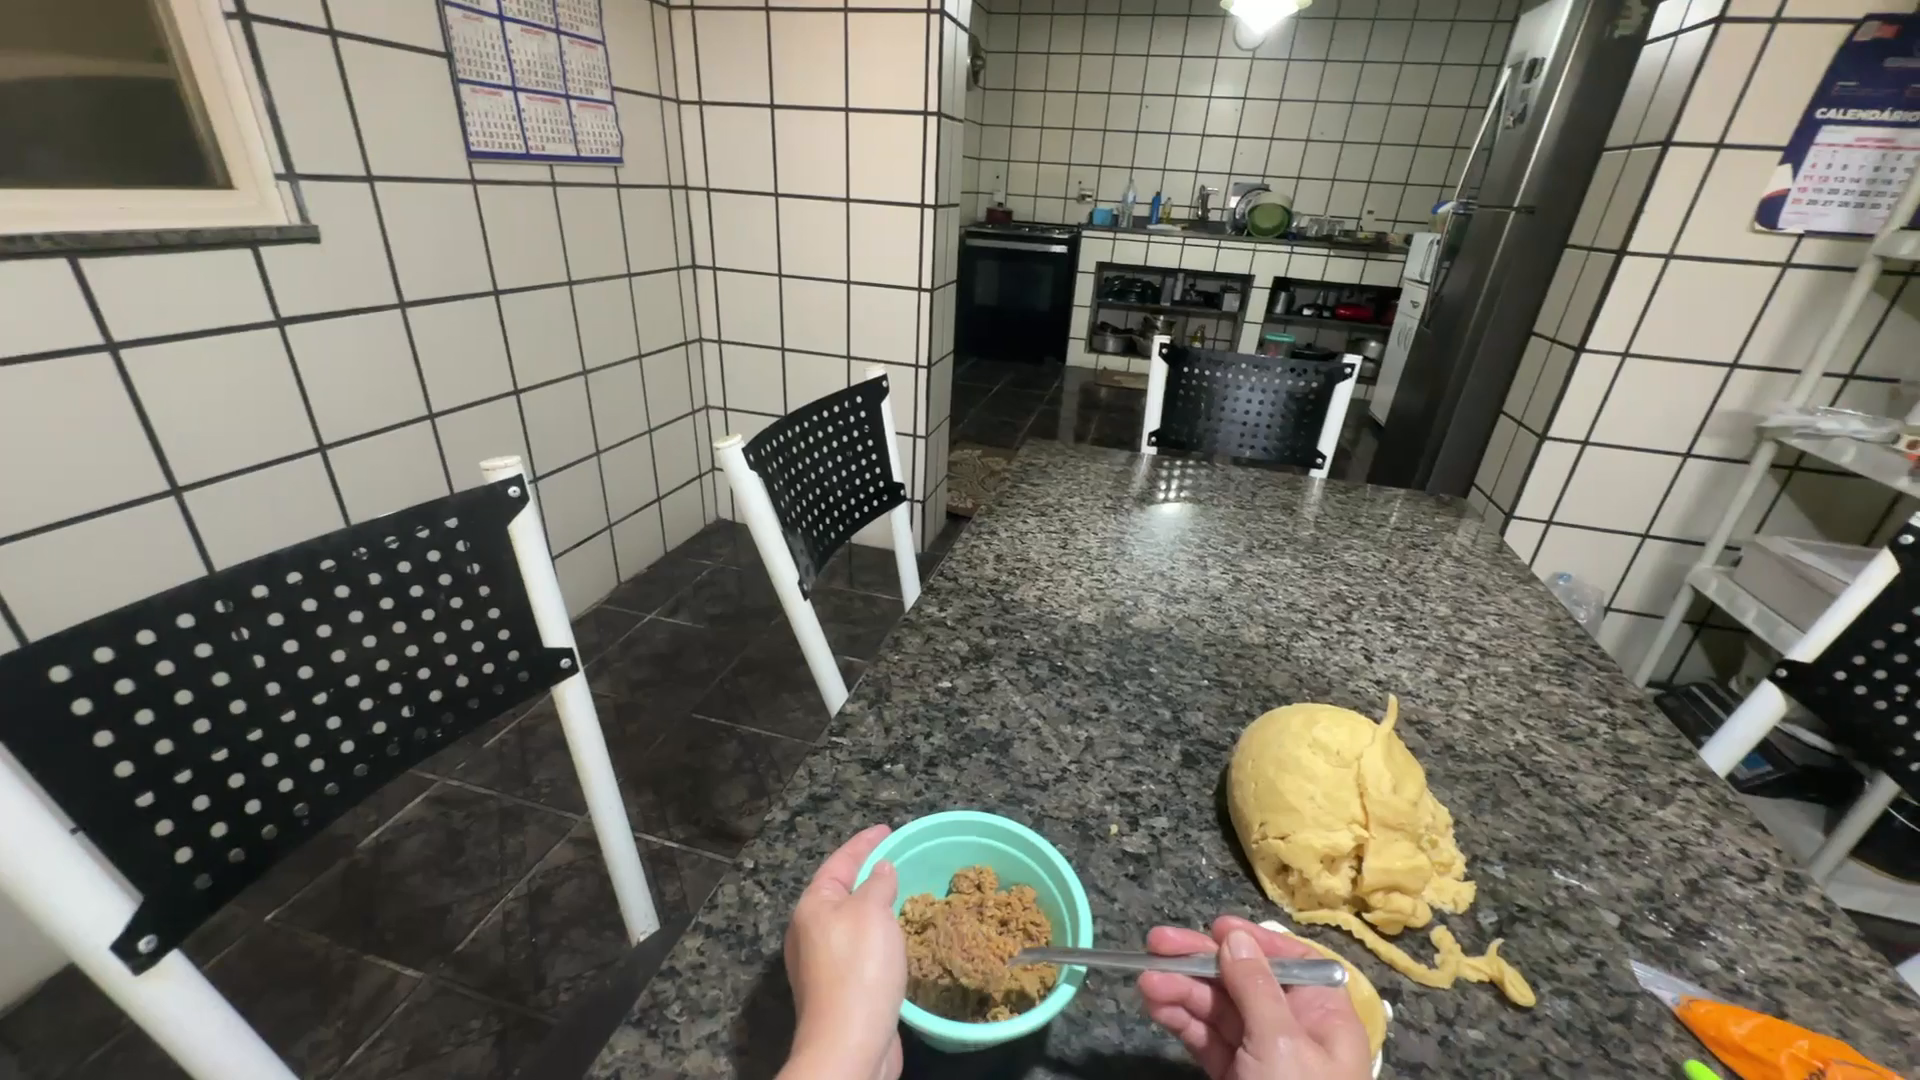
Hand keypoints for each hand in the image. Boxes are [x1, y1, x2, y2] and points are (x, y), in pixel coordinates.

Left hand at [779, 824, 906, 1079]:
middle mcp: (810, 931)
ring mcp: (821, 964)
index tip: (887, 828)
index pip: (840, 861)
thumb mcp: (872, 912)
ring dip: (874, 907)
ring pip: (851, 921)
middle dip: (867, 873)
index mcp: (813, 905)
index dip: (865, 842)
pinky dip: (878, 936)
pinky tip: (896, 940)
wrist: (849, 1046)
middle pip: (841, 890)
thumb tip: (881, 871)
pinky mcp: (838, 990)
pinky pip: (859, 948)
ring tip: (901, 894)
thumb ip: (878, 884)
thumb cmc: (859, 969)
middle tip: (896, 858)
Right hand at [1137, 915, 1371, 1079]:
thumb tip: (1234, 937)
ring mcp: (1260, 1055)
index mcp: (1323, 1018)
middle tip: (1156, 944)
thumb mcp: (1281, 1046)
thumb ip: (1255, 987)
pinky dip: (1179, 1019)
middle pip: (1242, 980)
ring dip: (1180, 990)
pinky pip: (1204, 1037)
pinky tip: (1156, 1006)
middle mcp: (1292, 1030)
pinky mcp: (1233, 1076)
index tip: (1215, 928)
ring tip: (1145, 983)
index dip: (1253, 941)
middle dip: (1199, 963)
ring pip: (1216, 1007)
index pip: (1291, 962)